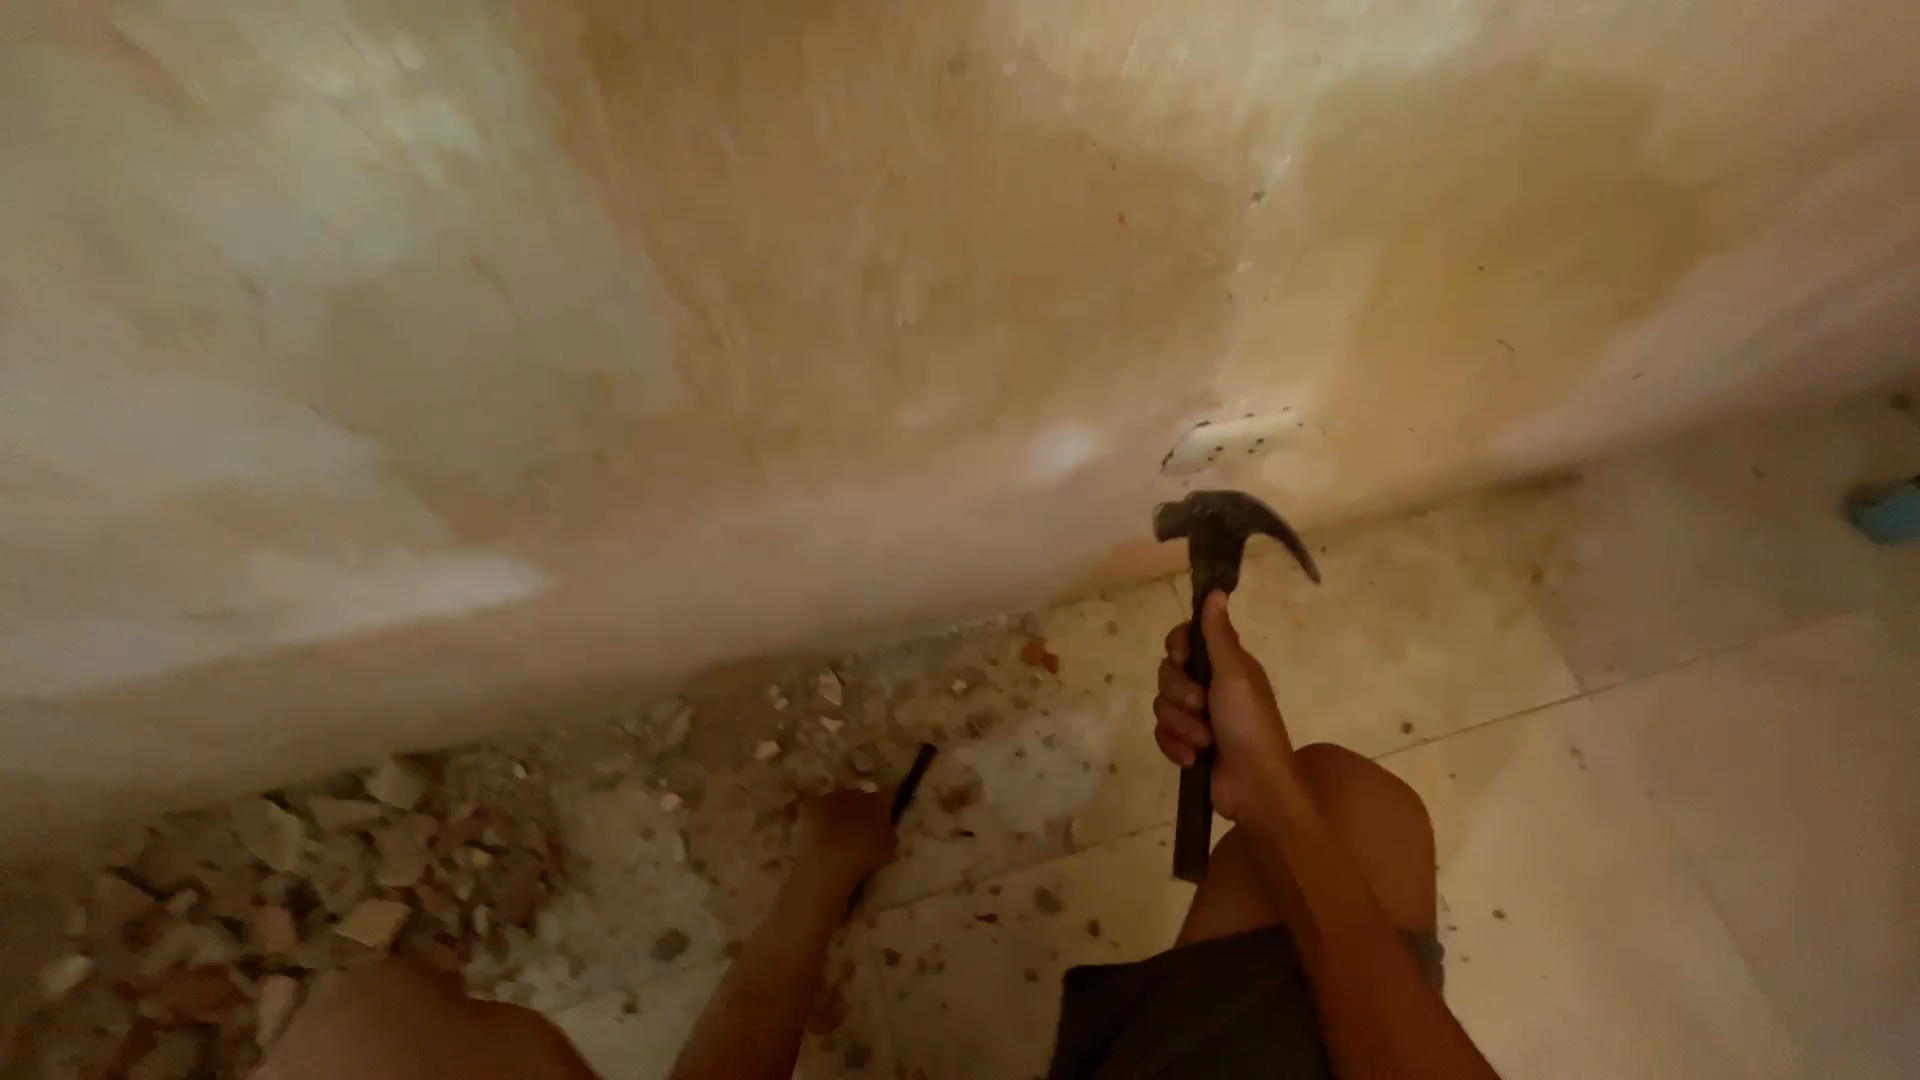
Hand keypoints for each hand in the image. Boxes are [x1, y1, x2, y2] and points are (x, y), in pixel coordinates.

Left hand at [797, 789, 897, 883]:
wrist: (831, 858)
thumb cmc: (865, 854)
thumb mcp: (889, 847)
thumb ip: (887, 832)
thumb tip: (884, 828)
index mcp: (877, 801)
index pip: (882, 801)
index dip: (879, 813)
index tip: (877, 827)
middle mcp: (855, 793)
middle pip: (858, 798)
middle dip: (858, 811)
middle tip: (856, 832)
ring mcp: (831, 797)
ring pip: (837, 803)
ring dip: (837, 814)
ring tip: (835, 836)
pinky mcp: (810, 806)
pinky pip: (817, 810)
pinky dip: (818, 820)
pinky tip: (818, 835)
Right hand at [1153, 590, 1299, 821]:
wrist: (1255, 787)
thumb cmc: (1250, 726)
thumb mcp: (1235, 676)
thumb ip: (1218, 636)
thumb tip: (1216, 591)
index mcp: (1226, 666)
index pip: (1186, 639)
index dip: (1177, 647)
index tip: (1181, 658)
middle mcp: (1210, 687)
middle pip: (1168, 673)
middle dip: (1179, 694)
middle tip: (1200, 707)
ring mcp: (1197, 717)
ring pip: (1162, 705)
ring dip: (1181, 725)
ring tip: (1203, 741)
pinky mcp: (1187, 743)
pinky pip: (1162, 733)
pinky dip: (1175, 746)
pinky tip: (1193, 758)